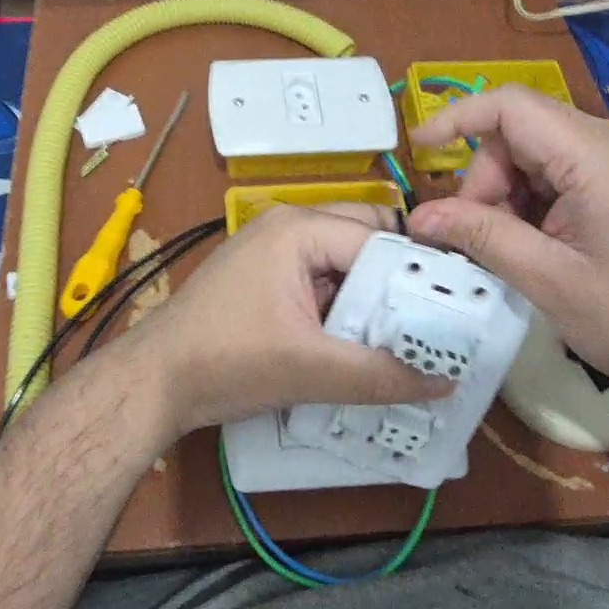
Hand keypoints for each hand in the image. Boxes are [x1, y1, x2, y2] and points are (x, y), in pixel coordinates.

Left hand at [117, 204, 451, 439]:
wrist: (152, 382)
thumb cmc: (225, 362)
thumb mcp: (309, 371)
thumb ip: (380, 375)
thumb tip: (445, 382)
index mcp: (298, 229)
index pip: (380, 241)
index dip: (419, 278)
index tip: (455, 315)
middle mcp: (288, 227)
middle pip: (364, 242)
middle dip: (397, 283)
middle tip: (435, 325)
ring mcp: (272, 251)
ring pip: (342, 265)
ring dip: (370, 298)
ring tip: (408, 339)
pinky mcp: (263, 278)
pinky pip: (319, 281)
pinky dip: (342, 307)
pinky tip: (361, 344)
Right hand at [406, 87, 608, 408]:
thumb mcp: (550, 281)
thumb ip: (481, 237)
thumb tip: (421, 217)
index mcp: (600, 155)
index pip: (511, 106)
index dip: (456, 119)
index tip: (419, 150)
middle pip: (525, 133)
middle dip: (489, 181)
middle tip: (479, 239)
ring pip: (546, 154)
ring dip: (515, 196)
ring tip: (518, 253)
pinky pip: (574, 172)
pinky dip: (544, 202)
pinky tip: (547, 248)